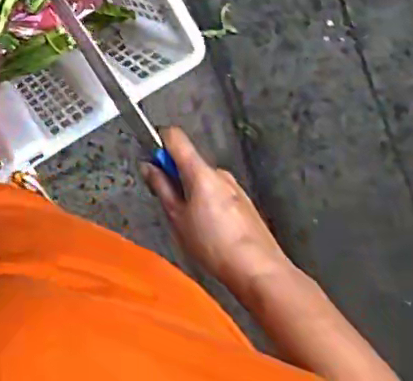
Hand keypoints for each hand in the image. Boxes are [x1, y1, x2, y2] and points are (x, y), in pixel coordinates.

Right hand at [141, 127, 293, 291]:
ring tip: (193, 221)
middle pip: (189, 161)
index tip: (154, 162)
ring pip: (204, 179)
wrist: (263, 274)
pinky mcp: (247, 206)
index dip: (159, 144)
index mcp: (200, 172)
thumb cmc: (219, 248)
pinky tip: (212, 230)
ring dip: (193, 192)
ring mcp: (237, 190)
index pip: (174, 137)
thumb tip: (149, 168)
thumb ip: (160, 186)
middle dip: (176, 176)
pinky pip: (220, 194)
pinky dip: (210, 204)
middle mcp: (220, 176)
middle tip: (172, 201)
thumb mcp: (176, 216)